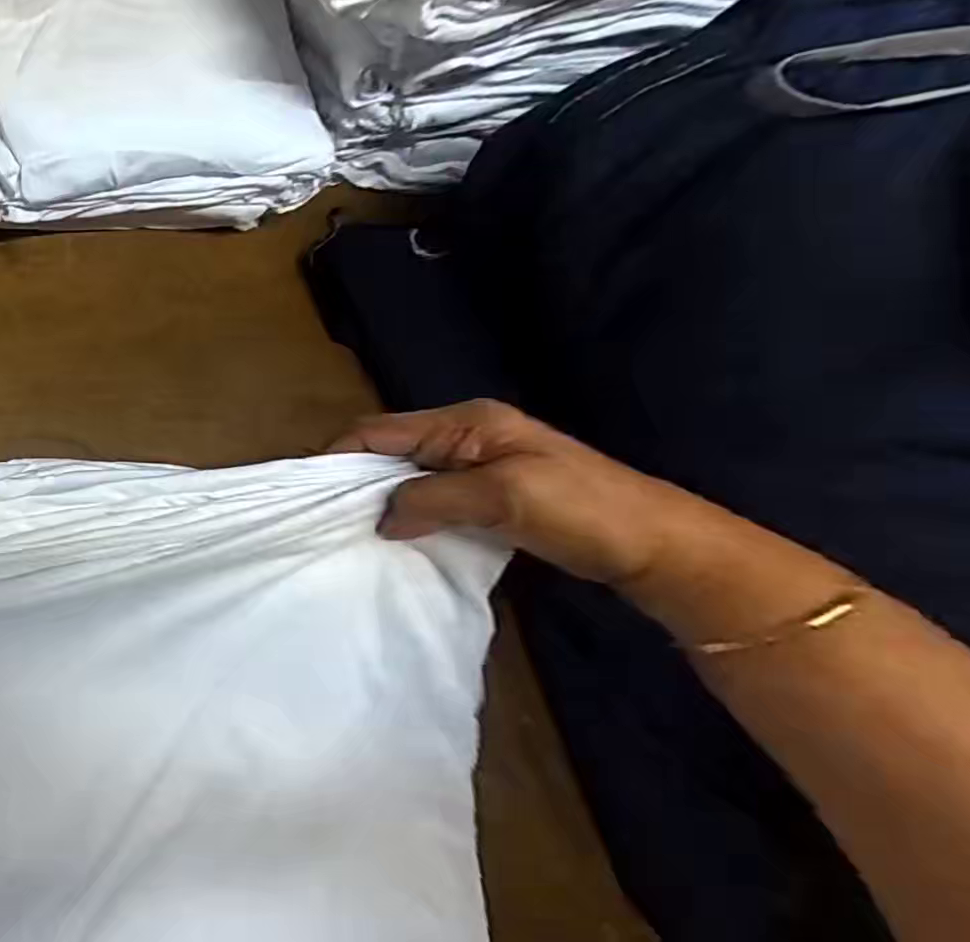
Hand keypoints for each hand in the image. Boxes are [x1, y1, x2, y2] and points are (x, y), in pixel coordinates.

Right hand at [328, 399, 739, 590]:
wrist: (661, 546)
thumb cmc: (583, 511)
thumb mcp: (502, 498)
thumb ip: (432, 498)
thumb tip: (381, 518)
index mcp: (465, 423)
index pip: (380, 430)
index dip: (340, 454)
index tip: (309, 488)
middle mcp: (464, 434)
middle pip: (388, 448)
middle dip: (355, 476)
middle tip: (326, 512)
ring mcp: (477, 462)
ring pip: (406, 473)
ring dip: (380, 496)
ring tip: (352, 524)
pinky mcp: (487, 491)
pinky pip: (429, 493)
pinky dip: (407, 509)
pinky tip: (396, 531)